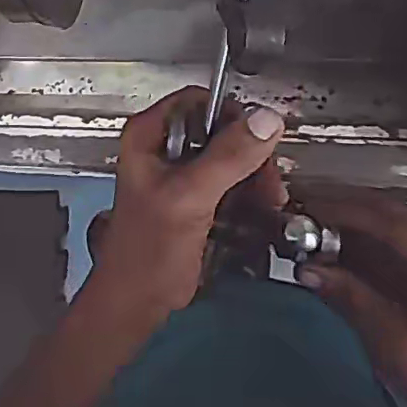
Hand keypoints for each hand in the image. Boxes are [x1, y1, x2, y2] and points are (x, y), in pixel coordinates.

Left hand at [86, 87, 285, 313]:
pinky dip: (248, 192)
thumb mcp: (190, 197)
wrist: (137, 304)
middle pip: (218, 129)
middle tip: (268, 182)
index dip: (229, 115)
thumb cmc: (149, 251)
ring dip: (254, 175)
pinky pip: (229, 181)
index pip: (196, 101)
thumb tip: (267, 119)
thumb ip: (228, 157)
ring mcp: (179, 174)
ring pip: (228, 155)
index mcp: (148, 135)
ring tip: (269, 201)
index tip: (257, 139)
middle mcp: (162, 147)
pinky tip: (261, 210)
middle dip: (249, 153)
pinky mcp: (194, 198)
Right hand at [298, 189, 406, 406]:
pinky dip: (368, 239)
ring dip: (356, 219)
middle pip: (401, 218)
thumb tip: (306, 268)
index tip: (310, 208)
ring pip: (400, 225)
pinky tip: (340, 241)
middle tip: (305, 205)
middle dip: (349, 208)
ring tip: (315, 218)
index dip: (350, 213)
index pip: (401, 227)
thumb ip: (356, 304)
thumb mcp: (403, 355)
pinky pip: (403, 244)